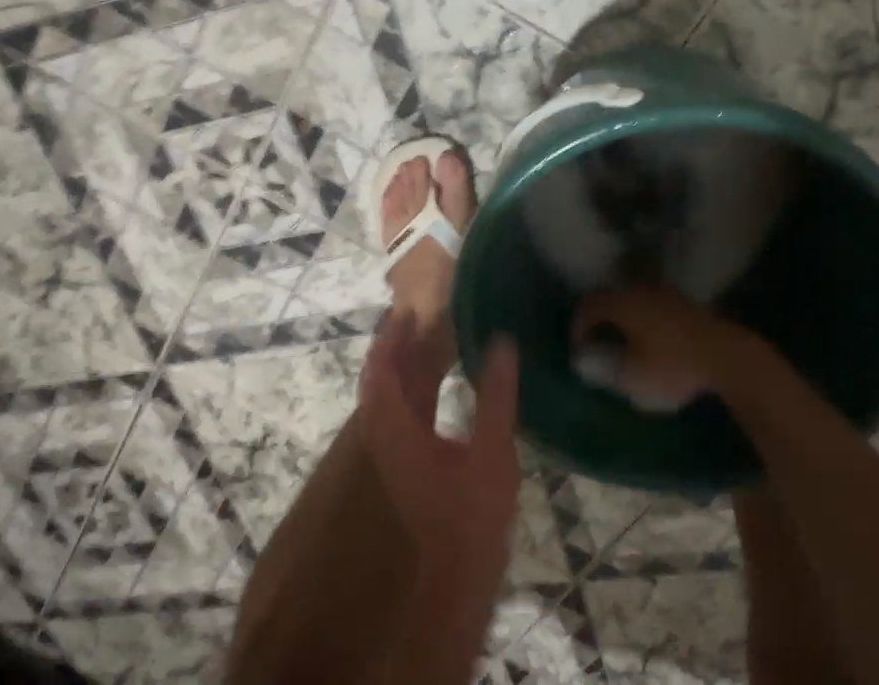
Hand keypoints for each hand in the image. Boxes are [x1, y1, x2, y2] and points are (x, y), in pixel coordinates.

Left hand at [359, 309, 520, 585]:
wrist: (459, 569)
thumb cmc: (476, 513)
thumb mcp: (493, 452)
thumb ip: (496, 397)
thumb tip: (502, 344)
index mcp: (399, 432)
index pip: (382, 373)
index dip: (391, 339)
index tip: (408, 310)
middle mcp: (386, 438)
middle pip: (376, 381)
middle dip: (391, 346)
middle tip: (412, 315)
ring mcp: (391, 452)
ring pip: (382, 397)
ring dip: (395, 365)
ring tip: (419, 337)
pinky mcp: (402, 462)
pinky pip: (393, 411)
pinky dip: (403, 386)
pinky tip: (429, 379)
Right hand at [572, 285, 732, 409]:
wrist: (729, 358)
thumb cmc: (673, 368)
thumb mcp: (632, 378)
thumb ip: (602, 368)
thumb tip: (584, 361)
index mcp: (623, 303)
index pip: (587, 306)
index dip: (578, 327)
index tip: (580, 351)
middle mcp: (642, 290)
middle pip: (610, 298)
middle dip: (599, 320)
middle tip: (598, 345)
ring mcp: (668, 294)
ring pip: (634, 300)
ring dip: (623, 319)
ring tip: (624, 344)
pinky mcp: (688, 304)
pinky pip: (655, 306)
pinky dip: (645, 320)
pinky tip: (652, 341)